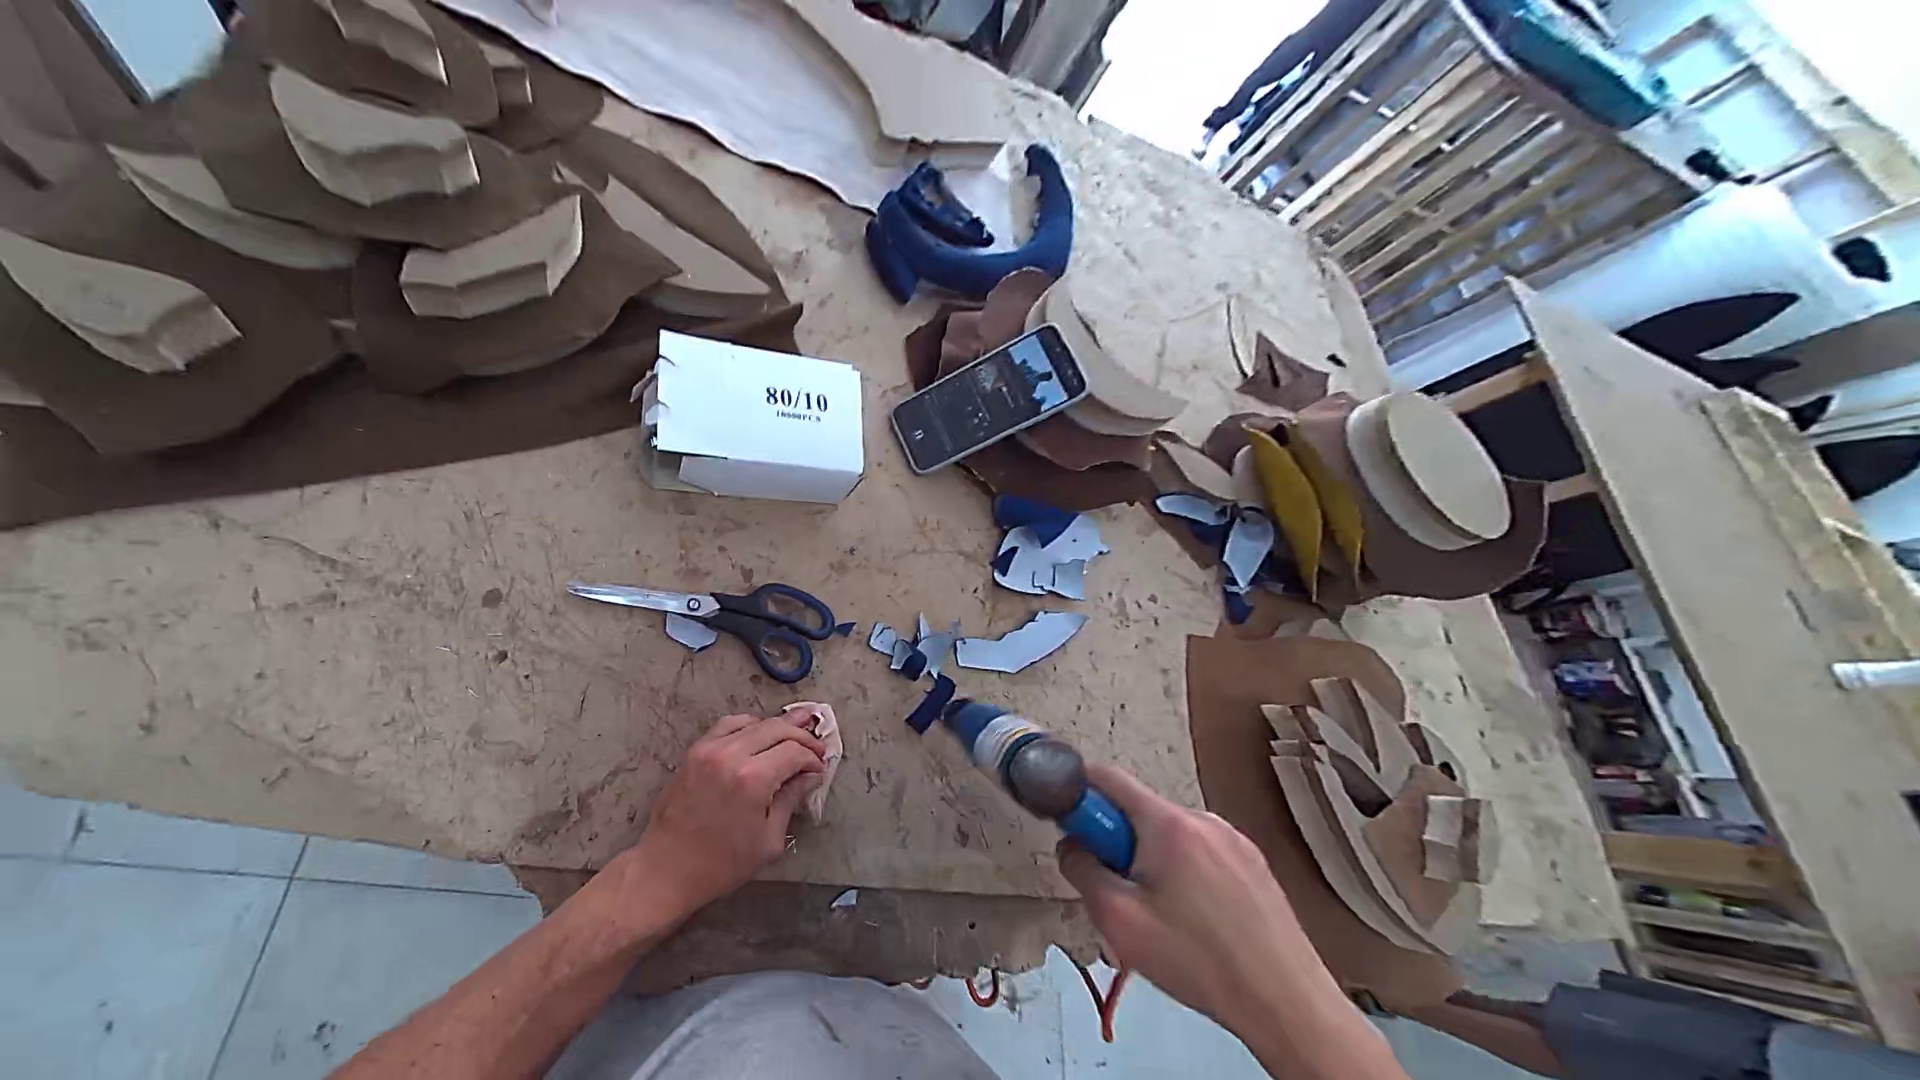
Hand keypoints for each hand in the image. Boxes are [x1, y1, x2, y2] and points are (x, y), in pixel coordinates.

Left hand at [627, 712, 826, 917]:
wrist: (665, 871)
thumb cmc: (721, 864)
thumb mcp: (768, 839)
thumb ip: (792, 799)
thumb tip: (810, 776)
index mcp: (753, 779)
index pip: (795, 751)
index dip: (813, 758)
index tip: (819, 769)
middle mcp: (731, 756)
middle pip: (778, 728)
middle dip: (802, 736)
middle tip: (816, 749)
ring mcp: (710, 750)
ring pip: (755, 721)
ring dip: (779, 727)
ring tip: (795, 733)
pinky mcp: (695, 752)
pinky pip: (728, 725)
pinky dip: (749, 725)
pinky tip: (760, 735)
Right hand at [1057, 765, 1329, 1034]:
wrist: (1285, 1003)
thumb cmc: (1203, 963)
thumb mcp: (1118, 920)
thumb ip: (1082, 870)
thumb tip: (1072, 846)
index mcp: (1168, 823)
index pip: (1107, 777)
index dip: (1078, 795)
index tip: (1073, 829)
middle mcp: (1202, 819)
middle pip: (1138, 810)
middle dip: (1117, 843)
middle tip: (1120, 891)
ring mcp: (1231, 838)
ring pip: (1167, 834)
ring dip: (1150, 861)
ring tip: (1161, 915)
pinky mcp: (1251, 861)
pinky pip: (1198, 851)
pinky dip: (1182, 873)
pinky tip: (1193, 920)